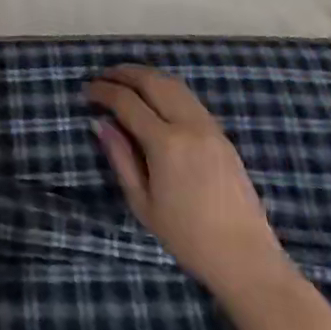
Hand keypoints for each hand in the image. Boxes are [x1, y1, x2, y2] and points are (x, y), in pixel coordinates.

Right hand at [85, 65, 288, 292]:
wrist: (244, 256)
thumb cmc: (186, 236)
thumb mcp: (142, 203)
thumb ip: (120, 158)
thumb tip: (100, 123)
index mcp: (166, 144)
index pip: (128, 102)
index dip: (104, 91)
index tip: (86, 90)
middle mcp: (189, 125)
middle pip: (153, 81)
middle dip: (124, 73)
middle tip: (103, 76)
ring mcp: (209, 126)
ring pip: (174, 83)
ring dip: (146, 75)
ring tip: (125, 79)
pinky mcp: (221, 133)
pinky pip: (189, 97)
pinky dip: (166, 86)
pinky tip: (154, 95)